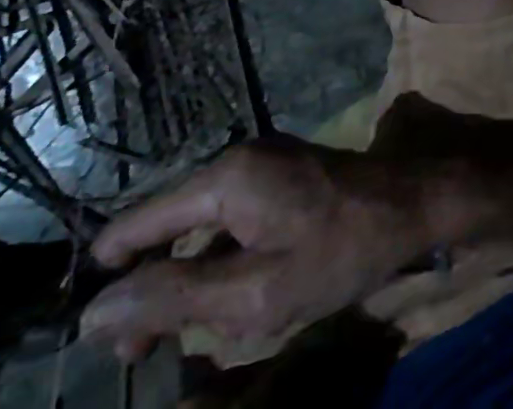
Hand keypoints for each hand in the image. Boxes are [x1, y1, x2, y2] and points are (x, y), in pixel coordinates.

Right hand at [80, 140, 445, 362]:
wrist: (417, 205)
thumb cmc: (340, 250)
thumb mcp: (255, 291)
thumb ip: (175, 298)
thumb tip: (95, 311)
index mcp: (224, 178)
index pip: (140, 224)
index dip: (112, 273)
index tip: (96, 329)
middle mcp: (239, 160)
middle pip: (174, 226)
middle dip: (159, 287)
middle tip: (144, 352)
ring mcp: (267, 163)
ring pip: (208, 227)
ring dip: (199, 279)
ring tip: (201, 329)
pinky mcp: (289, 174)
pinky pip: (239, 219)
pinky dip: (231, 259)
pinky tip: (242, 297)